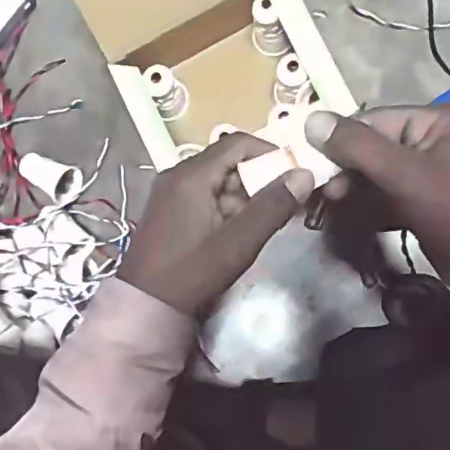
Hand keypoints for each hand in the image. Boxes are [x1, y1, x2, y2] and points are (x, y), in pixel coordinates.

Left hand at [117, 133, 312, 314]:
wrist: (145, 305)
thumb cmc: (192, 272)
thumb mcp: (238, 242)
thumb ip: (273, 206)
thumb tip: (304, 174)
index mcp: (191, 175)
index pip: (238, 143)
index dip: (270, 153)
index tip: (293, 176)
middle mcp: (177, 175)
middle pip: (228, 162)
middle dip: (260, 180)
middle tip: (284, 204)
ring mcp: (169, 193)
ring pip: (218, 182)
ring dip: (245, 197)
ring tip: (266, 222)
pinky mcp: (168, 211)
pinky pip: (204, 197)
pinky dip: (226, 207)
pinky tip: (240, 231)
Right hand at [305, 106, 449, 308]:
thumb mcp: (407, 175)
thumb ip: (358, 147)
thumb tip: (311, 120)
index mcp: (437, 121)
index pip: (374, 121)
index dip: (338, 141)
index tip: (306, 163)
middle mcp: (433, 141)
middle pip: (373, 149)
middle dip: (343, 171)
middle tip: (316, 194)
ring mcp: (430, 175)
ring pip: (377, 177)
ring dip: (350, 192)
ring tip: (322, 208)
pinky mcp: (425, 204)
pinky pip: (387, 198)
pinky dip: (366, 209)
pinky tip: (342, 220)